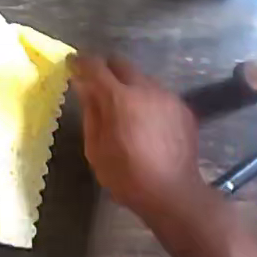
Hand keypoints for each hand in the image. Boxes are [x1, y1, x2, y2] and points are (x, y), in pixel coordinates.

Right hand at [70, 54, 213, 229]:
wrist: (174, 194)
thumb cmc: (127, 177)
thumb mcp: (96, 148)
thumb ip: (90, 111)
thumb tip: (83, 85)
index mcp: (120, 98)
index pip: (95, 66)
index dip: (81, 62)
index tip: (73, 65)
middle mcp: (145, 89)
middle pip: (121, 64)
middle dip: (106, 69)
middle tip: (97, 86)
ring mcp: (167, 97)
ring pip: (142, 78)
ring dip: (129, 86)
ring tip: (124, 109)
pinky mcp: (183, 108)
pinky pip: (159, 94)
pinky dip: (147, 100)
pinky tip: (146, 123)